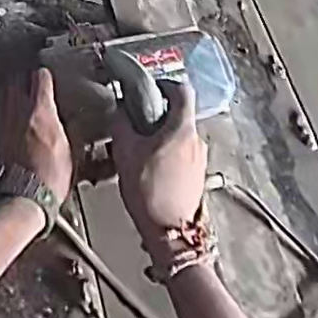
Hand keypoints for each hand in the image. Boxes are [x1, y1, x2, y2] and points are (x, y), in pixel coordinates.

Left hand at [0, 68, 73, 202]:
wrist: (25, 195)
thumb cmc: (50, 175)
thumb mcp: (73, 150)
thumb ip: (74, 130)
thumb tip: (78, 123)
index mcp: (40, 110)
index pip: (40, 77)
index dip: (45, 74)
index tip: (49, 75)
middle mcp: (20, 112)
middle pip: (14, 80)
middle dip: (23, 78)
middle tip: (32, 81)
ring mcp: (6, 122)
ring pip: (3, 93)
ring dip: (11, 90)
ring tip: (20, 93)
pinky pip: (0, 111)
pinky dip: (6, 108)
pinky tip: (14, 115)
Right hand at [111, 80, 205, 242]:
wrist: (170, 233)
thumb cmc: (149, 192)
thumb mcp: (125, 152)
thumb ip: (120, 124)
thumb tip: (118, 108)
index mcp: (182, 129)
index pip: (182, 90)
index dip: (164, 84)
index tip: (148, 88)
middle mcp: (197, 141)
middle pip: (179, 114)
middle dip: (157, 114)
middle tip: (136, 121)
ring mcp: (200, 160)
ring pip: (180, 135)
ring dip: (161, 135)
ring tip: (139, 148)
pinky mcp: (197, 176)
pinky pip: (182, 154)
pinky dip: (167, 153)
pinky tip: (149, 167)